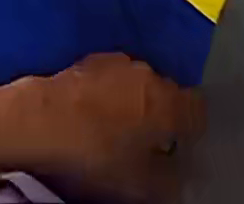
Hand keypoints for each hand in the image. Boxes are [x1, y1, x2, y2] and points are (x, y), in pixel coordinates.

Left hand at [11, 53, 201, 201]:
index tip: (187, 144)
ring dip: (139, 101)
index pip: (199, 109)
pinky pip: (117, 76)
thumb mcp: (138, 185)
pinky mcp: (96, 59)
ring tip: (121, 127)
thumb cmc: (95, 155)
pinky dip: (114, 92)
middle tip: (151, 142)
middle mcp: (152, 75)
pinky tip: (98, 112)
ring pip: (142, 83)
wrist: (44, 120)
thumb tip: (183, 179)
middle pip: (170, 93)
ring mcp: (123, 63)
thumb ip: (169, 180)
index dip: (196, 128)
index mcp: (169, 103)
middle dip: (164, 115)